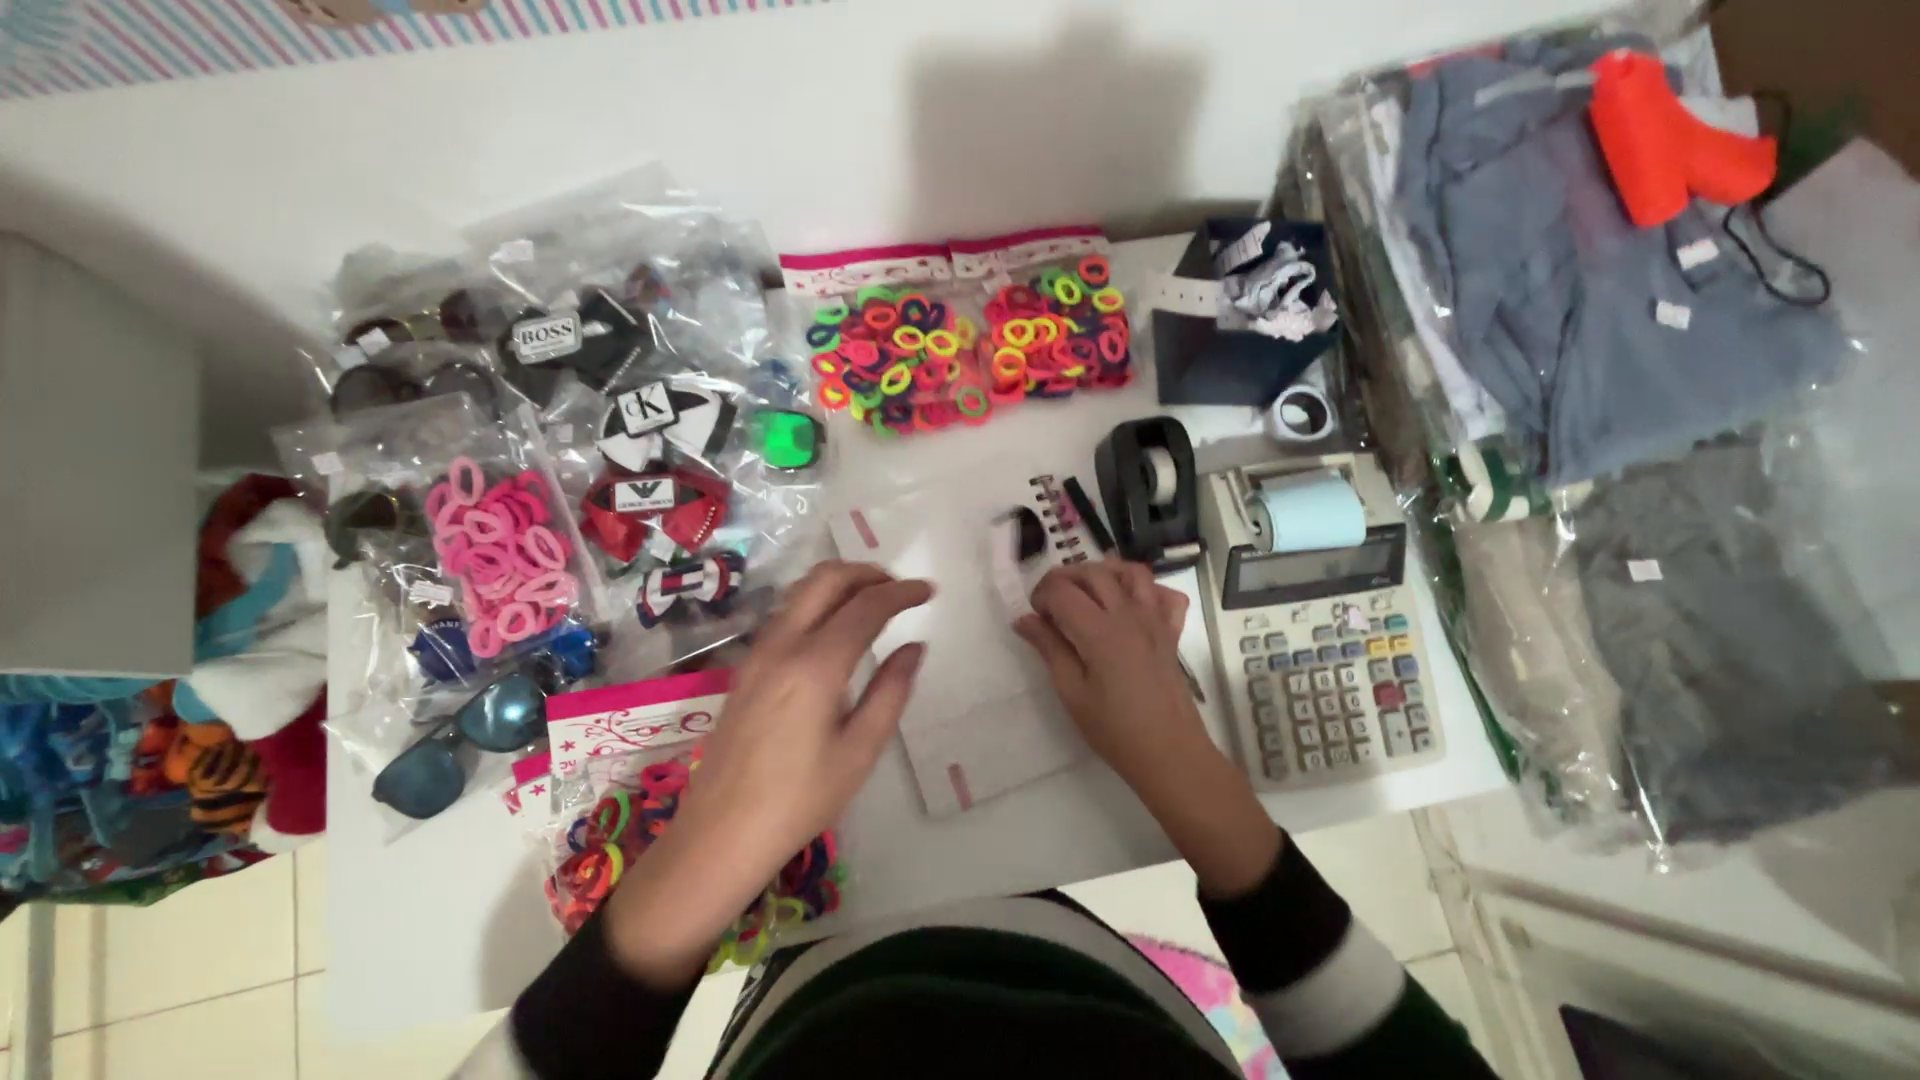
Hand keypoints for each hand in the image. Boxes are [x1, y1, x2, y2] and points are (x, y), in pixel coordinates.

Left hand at [605, 561, 930, 983]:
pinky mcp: (746, 669)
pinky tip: (836, 629)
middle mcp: (782, 646)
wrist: (722, 832)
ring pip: (800, 592)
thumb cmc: (800, 799)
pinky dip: (817, 603)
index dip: (901, 592)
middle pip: (824, 580)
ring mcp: (757, 654)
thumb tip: (913, 646)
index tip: (929, 591)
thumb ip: (891, 691)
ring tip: (873, 601)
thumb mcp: (860, 751)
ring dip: (839, 584)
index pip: (865, 606)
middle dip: (866, 573)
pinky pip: (785, 614)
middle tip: (899, 587)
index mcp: (815, 665)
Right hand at [1014, 558, 1280, 897]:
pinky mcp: (1171, 631)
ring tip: (1086, 593)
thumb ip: (1050, 648)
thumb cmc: (1114, 730)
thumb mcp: (1072, 693)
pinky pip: (1164, 593)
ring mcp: (1155, 620)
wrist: (1169, 752)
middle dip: (1065, 578)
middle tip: (1051, 604)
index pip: (1062, 590)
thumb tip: (1024, 620)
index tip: (1035, 617)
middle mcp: (1129, 615)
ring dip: (1104, 573)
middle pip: (1094, 572)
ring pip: (1131, 572)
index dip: (1041, 596)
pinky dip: (1146, 589)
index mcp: (1100, 631)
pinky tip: (1128, 604)